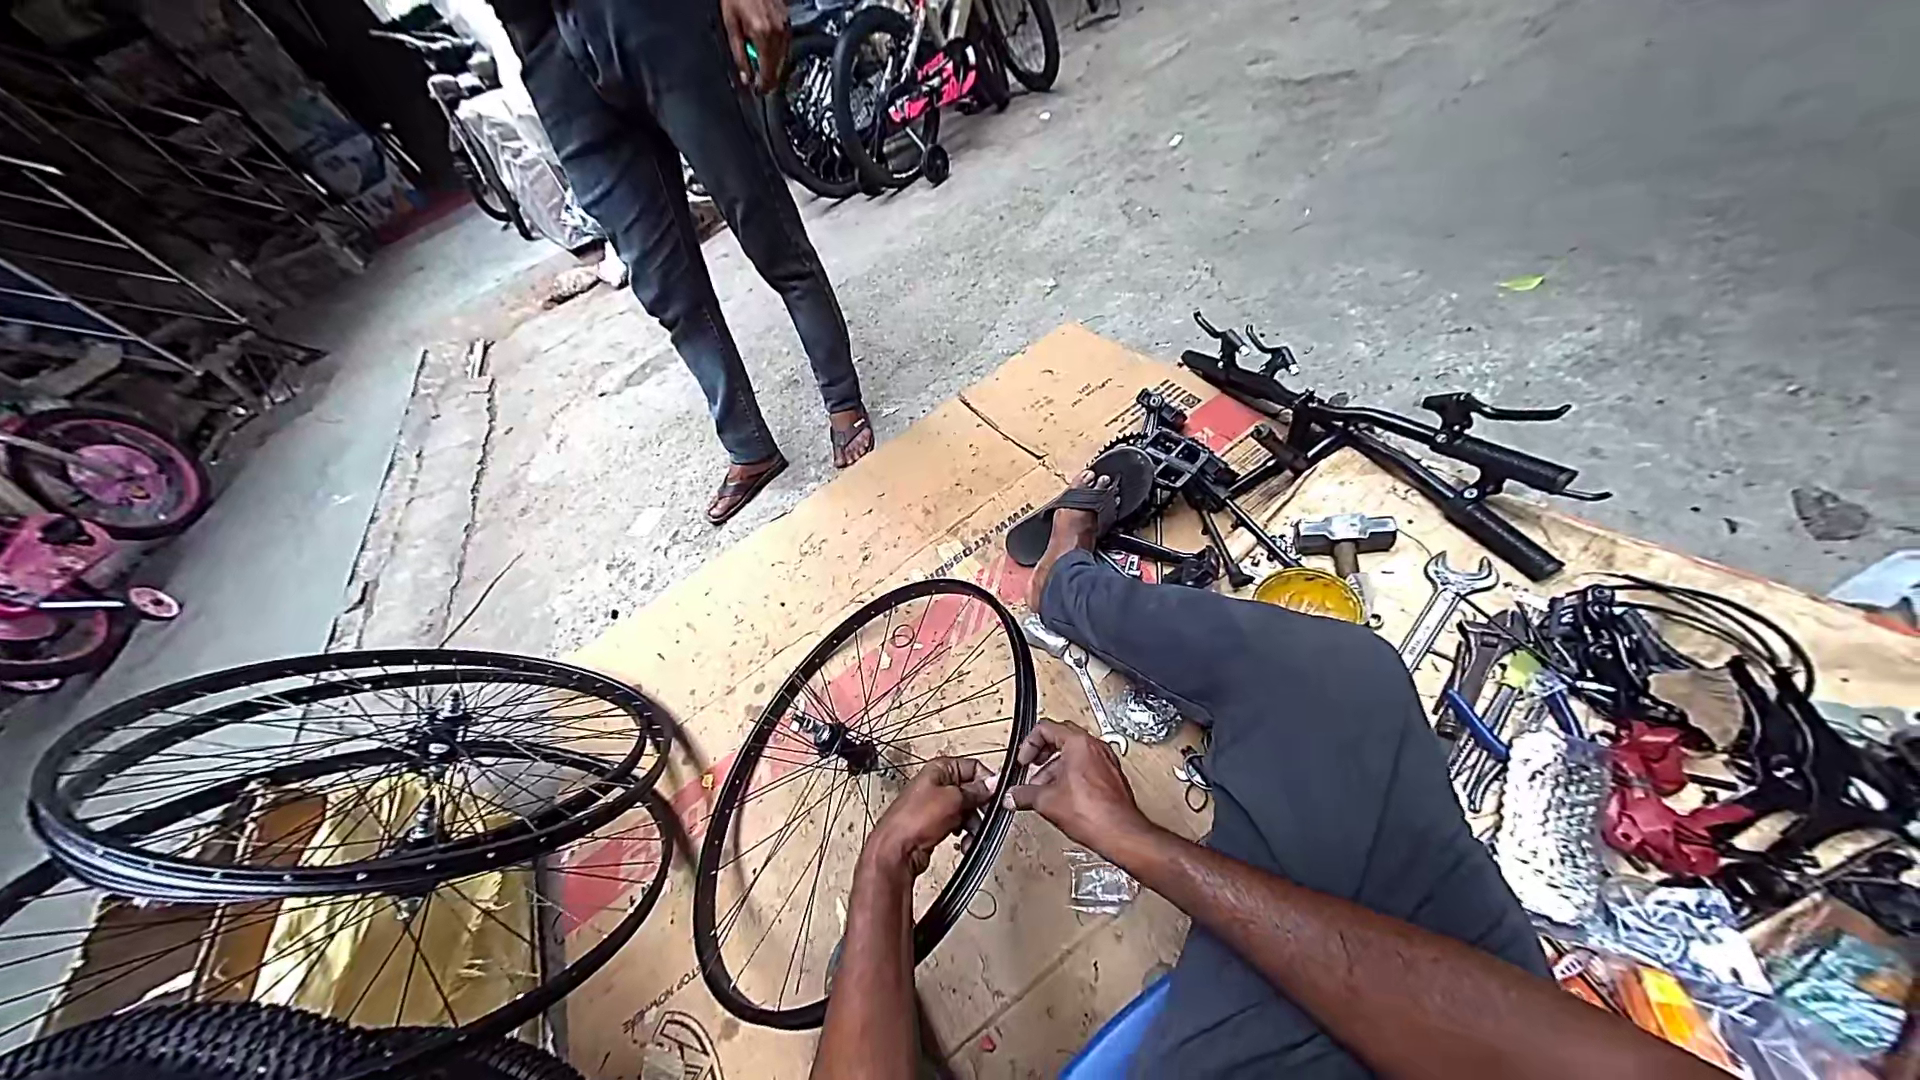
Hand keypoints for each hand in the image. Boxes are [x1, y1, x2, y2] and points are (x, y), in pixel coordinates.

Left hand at [720, 0, 788, 93]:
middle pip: (778, 70)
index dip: (763, 87)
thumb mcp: (731, 24)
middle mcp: (777, 34)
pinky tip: (766, 48)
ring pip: (783, 60)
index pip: (768, 74)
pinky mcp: (788, 23)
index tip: (758, 91)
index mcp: (763, 35)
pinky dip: (777, 53)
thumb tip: (746, 77)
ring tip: (760, 61)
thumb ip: (739, 54)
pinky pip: (785, 48)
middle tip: (758, 80)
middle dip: (768, 77)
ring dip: (772, 65)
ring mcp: (785, 28)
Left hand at [864, 757, 996, 877]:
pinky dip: (965, 833)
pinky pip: (959, 824)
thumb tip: (993, 783)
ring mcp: (936, 804)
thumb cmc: (914, 820)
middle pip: (971, 790)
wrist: (896, 851)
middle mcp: (938, 784)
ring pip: (967, 810)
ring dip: (974, 824)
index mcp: (940, 769)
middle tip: (987, 818)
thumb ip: (976, 791)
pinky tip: (965, 843)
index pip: (973, 767)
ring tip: (973, 836)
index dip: (986, 782)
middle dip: (980, 806)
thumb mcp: (953, 799)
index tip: (997, 797)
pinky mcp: (936, 823)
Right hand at [1004, 719, 1155, 853]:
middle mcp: (1095, 747)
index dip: (1029, 743)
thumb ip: (1024, 794)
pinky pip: (1087, 766)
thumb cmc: (1094, 813)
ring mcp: (1106, 761)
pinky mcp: (1112, 776)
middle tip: (1032, 767)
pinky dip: (1072, 775)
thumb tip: (1013, 795)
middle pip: (1061, 737)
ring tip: (1045, 788)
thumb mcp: (1047, 801)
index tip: (1024, 760)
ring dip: (1056, 767)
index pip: (1046, 728)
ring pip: (1075, 753)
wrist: (1121, 834)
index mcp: (1078, 743)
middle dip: (1042, 754)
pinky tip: (1063, 796)